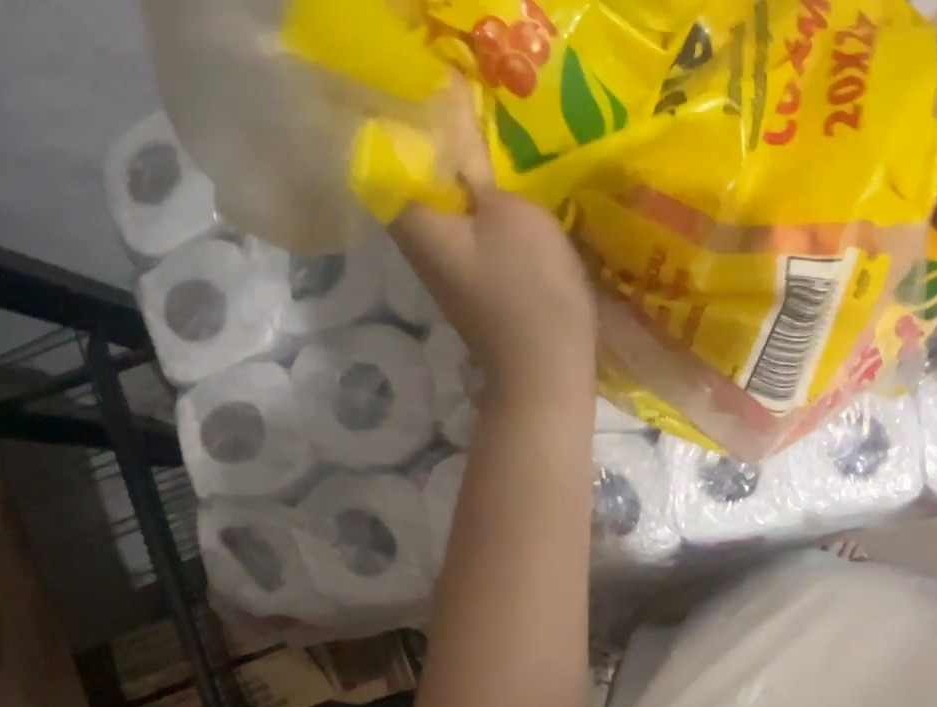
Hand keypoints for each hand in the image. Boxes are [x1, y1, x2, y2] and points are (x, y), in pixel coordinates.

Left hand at [390, 81, 597, 403]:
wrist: (546, 374)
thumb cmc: (529, 291)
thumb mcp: (513, 215)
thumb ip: (479, 173)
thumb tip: (456, 144)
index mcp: (413, 219)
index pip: (390, 152)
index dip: (413, 122)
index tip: (442, 101)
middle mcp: (418, 245)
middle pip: (420, 181)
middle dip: (444, 149)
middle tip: (477, 122)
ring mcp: (447, 273)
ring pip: (449, 211)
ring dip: (470, 185)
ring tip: (500, 158)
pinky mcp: (476, 291)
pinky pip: (474, 238)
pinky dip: (488, 218)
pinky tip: (517, 211)